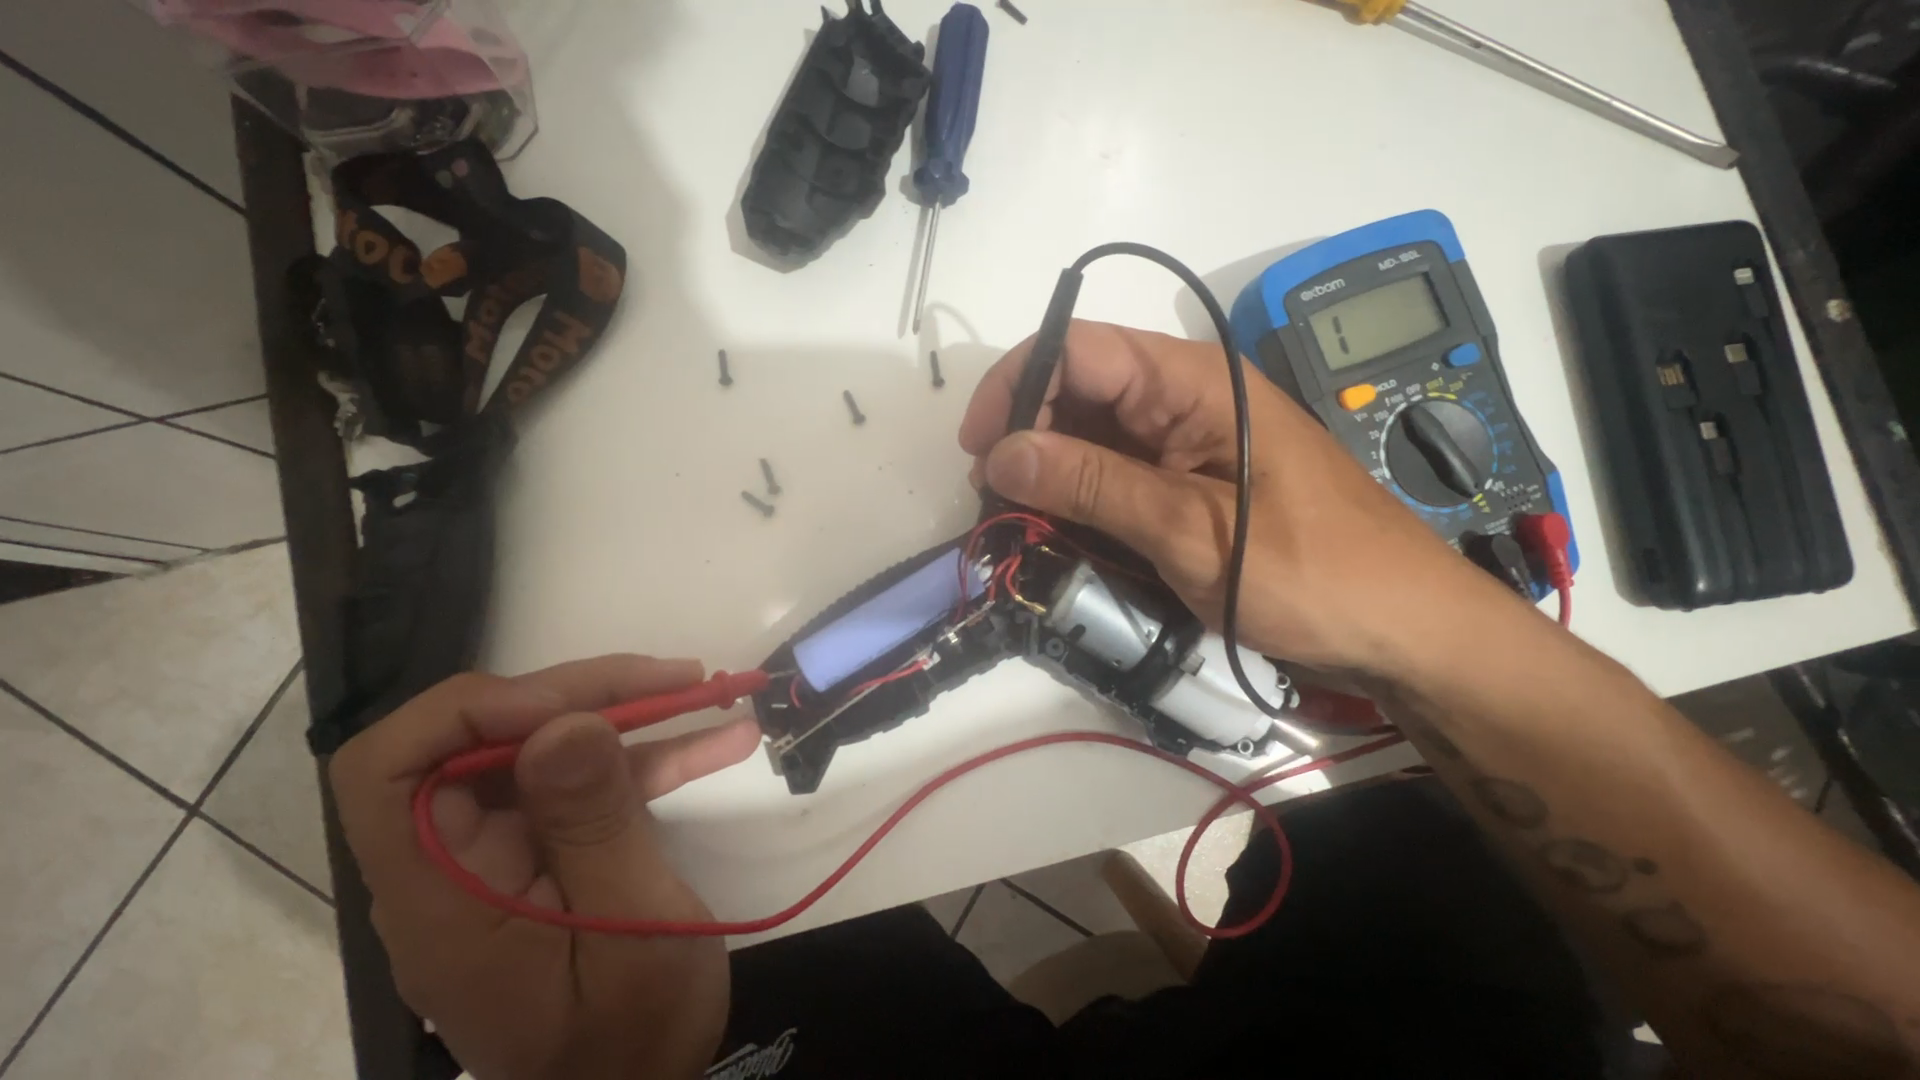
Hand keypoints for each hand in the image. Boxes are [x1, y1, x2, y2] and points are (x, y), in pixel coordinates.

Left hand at [329, 656, 762, 1079]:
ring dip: (628, 719)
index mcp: (443, 898)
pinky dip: (649, 761)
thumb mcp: (630, 931)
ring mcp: (503, 859)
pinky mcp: (548, 856)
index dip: (469, 714)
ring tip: (712, 695)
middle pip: (485, 742)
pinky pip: (587, 788)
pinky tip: (721, 742)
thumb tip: (566, 723)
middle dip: (582, 697)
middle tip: (676, 681)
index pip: (389, 771)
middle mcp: (455, 866)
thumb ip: (593, 828)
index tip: (567, 708)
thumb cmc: (632, 1039)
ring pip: (545, 753)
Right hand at [960, 320, 1522, 679]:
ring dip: (1052, 473)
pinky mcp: (1195, 482)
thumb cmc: (1311, 573)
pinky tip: (1067, 534)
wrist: (1403, 629)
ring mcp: (1193, 442)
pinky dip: (1085, 501)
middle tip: (996, 500)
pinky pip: (1122, 474)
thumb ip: (1094, 485)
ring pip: (1096, 434)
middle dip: (1029, 435)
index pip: (1081, 349)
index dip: (1018, 384)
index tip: (980, 449)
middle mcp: (1190, 397)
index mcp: (1197, 381)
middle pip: (1082, 388)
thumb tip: (1002, 451)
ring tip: (1023, 524)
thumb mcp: (1191, 530)